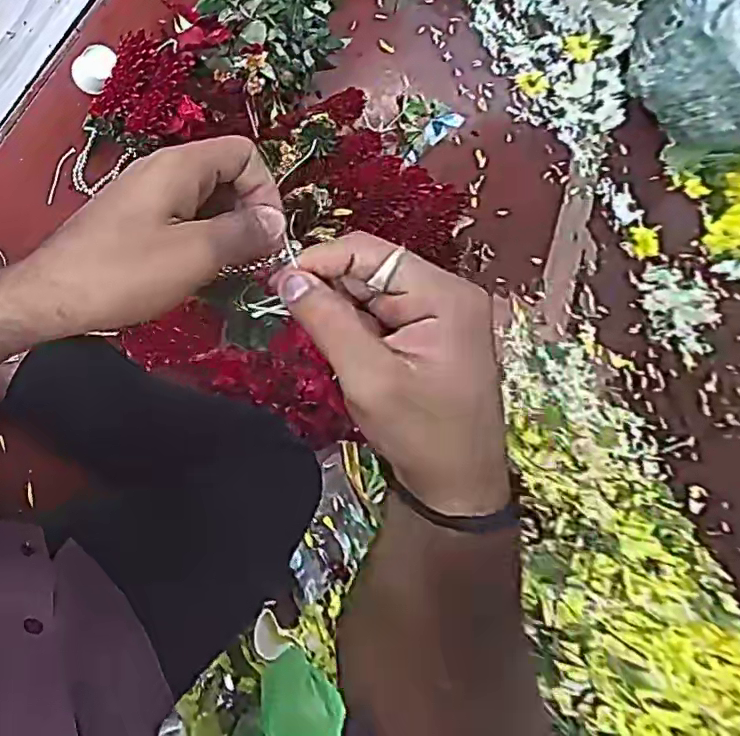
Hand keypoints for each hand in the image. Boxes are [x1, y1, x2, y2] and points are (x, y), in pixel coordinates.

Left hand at [11, 136, 285, 338]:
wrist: (49, 296)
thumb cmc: (121, 273)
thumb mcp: (194, 254)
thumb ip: (243, 233)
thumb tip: (276, 222)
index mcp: (178, 165)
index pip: (244, 154)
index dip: (266, 191)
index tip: (268, 235)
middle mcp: (161, 170)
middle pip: (225, 176)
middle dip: (247, 214)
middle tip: (253, 259)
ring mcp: (143, 195)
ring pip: (203, 201)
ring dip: (224, 232)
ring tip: (228, 271)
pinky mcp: (131, 220)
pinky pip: (179, 219)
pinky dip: (197, 240)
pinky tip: (196, 273)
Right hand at [271, 233, 509, 516]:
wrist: (459, 487)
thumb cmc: (422, 436)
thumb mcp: (368, 377)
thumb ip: (326, 320)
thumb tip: (287, 276)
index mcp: (443, 294)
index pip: (368, 251)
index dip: (319, 261)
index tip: (280, 284)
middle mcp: (444, 291)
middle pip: (367, 267)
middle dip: (328, 289)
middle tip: (298, 320)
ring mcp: (438, 309)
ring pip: (366, 288)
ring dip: (338, 310)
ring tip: (329, 344)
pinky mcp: (426, 327)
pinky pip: (375, 309)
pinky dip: (351, 324)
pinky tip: (347, 350)